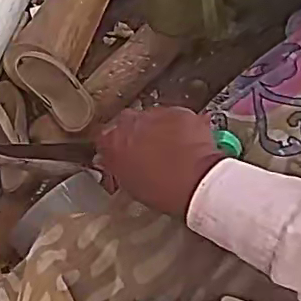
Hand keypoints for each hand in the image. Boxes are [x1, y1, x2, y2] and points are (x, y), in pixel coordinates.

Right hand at [94, 107, 224, 219]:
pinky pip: (175, 117)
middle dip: (136, 133)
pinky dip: (180, 127)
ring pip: (152, 118)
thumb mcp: (128, 184)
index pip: (104, 137)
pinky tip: (186, 143)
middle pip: (128, 122)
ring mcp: (154, 114)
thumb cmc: (161, 189)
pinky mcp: (179, 112)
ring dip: (159, 129)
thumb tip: (116, 162)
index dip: (115, 146)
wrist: (195, 181)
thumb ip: (117, 166)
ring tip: (172, 149)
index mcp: (111, 141)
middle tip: (148, 151)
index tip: (122, 152)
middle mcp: (128, 122)